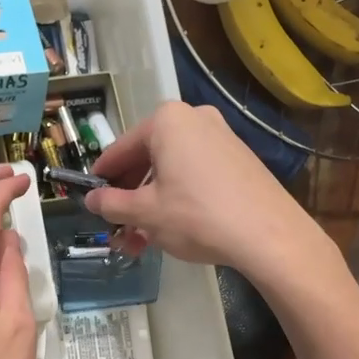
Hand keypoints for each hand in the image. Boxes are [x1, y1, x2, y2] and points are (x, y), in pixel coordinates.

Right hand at [85, 101, 322, 278]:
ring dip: (152, 203)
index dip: (102, 178)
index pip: (120, 149)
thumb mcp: (145, 213)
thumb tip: (90, 200)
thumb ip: (112, 204)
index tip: (91, 200)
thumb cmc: (196, 216)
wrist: (268, 235)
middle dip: (130, 196)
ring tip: (143, 240)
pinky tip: (173, 230)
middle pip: (147, 158)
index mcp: (166, 121)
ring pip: (171, 170)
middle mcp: (194, 118)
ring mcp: (221, 136)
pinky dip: (178, 198)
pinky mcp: (239, 159)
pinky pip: (195, 174)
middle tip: (118, 228)